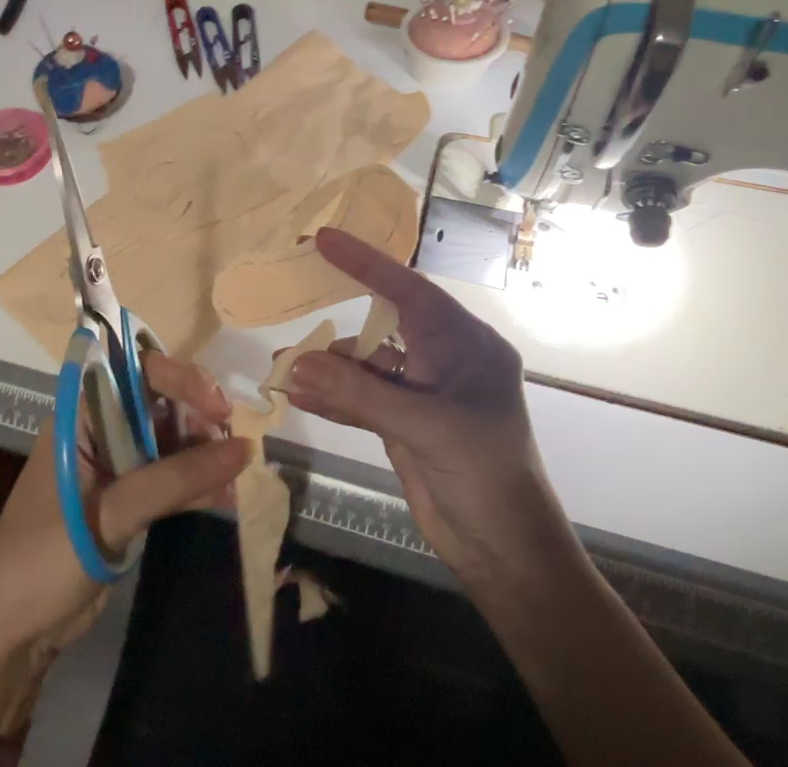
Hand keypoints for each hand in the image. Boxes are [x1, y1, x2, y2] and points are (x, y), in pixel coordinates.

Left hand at [0, 353, 249, 741]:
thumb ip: (174, 480)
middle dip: (200, 417)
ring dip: (206, 453)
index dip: (179, 377)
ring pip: (172, 441)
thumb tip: (244, 448)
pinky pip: (173, 478)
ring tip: (237, 477)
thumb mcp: (109, 514)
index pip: (135, 372)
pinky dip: (199, 484)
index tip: (216, 406)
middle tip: (234, 447)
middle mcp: (99, 433)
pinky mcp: (130, 503)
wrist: (12, 632)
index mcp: (79, 418)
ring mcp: (116, 469)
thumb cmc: (44, 558)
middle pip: (161, 402)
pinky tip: (227, 498)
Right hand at [284, 228, 577, 586]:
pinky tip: (298, 394)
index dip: (368, 263)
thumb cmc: (484, 474)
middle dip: (340, 321)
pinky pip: (362, 401)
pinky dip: (332, 398)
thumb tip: (296, 363)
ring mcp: (423, 396)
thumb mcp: (425, 426)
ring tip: (283, 366)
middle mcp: (445, 362)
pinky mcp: (405, 427)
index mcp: (467, 346)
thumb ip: (359, 393)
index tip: (325, 239)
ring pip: (368, 368)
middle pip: (385, 326)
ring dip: (329, 368)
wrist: (504, 548)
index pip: (412, 291)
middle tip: (297, 297)